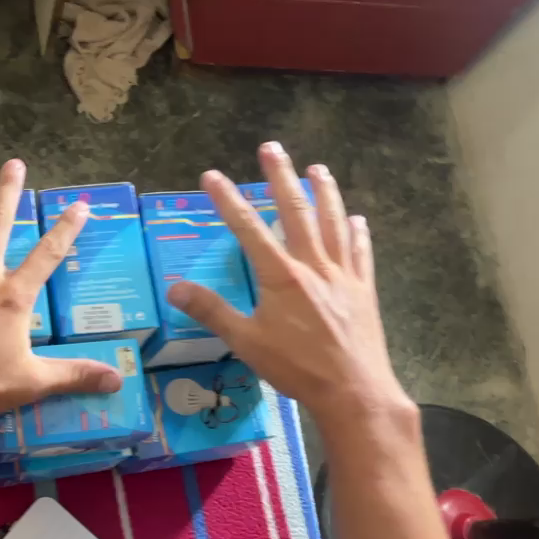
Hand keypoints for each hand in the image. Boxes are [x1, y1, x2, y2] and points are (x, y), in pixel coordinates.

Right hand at [167, 142, 414, 441]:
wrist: (354, 390)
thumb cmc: (296, 367)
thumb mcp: (246, 342)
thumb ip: (212, 311)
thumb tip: (175, 288)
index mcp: (282, 276)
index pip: (249, 229)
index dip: (228, 201)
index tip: (211, 176)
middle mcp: (314, 266)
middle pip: (297, 212)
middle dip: (281, 178)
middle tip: (271, 148)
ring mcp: (343, 275)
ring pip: (333, 223)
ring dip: (325, 193)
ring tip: (318, 168)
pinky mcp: (364, 290)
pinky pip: (360, 252)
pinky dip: (357, 232)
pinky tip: (356, 219)